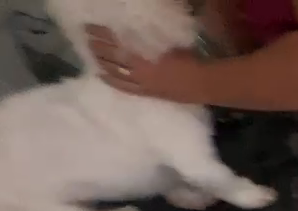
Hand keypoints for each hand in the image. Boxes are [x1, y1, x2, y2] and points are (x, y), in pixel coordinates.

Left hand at [86, 26, 207, 101]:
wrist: (209, 87)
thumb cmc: (191, 65)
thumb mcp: (166, 48)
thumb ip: (150, 46)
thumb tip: (137, 39)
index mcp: (144, 64)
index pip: (115, 49)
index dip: (102, 38)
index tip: (92, 28)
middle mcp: (141, 77)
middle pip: (112, 63)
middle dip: (98, 51)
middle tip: (89, 41)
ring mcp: (146, 87)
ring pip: (116, 77)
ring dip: (103, 66)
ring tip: (94, 57)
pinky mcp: (152, 94)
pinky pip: (127, 89)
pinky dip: (114, 82)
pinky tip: (104, 76)